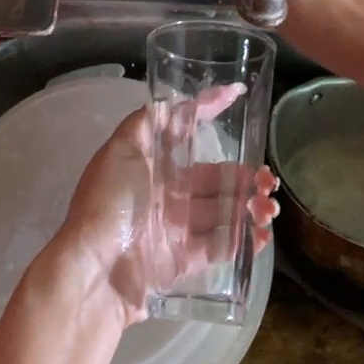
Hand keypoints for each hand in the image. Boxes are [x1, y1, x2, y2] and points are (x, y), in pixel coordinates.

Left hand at [47, 91, 277, 329]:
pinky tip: (262, 235)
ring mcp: (177, 227)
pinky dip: (244, 240)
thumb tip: (175, 100)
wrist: (95, 269)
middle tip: (268, 179)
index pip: (186, 132)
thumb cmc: (109, 202)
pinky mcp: (184, 260)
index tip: (238, 94)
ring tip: (268, 208)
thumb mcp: (120, 151)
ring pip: (223, 211)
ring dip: (250, 206)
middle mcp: (167, 193)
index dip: (209, 111)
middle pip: (215, 178)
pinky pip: (220, 246)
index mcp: (153, 165)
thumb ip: (147, 123)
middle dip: (245, 175)